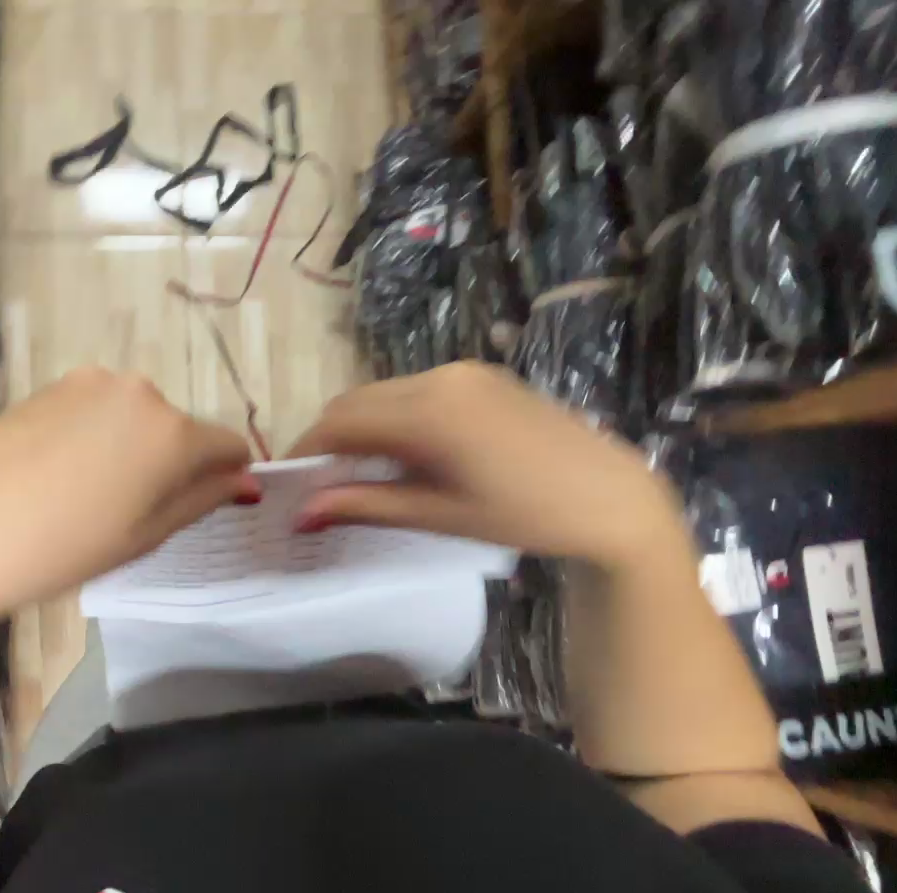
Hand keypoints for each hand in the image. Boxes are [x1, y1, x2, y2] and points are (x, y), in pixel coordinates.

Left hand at [0, 368, 254, 636]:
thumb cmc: (58, 550)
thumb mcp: (144, 536)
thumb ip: (203, 500)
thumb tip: (247, 481)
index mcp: (172, 431)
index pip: (229, 446)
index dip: (225, 479)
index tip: (198, 511)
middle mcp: (138, 390)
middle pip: (182, 430)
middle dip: (174, 466)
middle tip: (131, 517)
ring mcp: (89, 382)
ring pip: (138, 420)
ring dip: (134, 452)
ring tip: (87, 500)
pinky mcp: (49, 386)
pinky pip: (99, 413)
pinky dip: (98, 441)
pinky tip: (59, 479)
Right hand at [289, 362, 684, 568]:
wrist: (608, 497)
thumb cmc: (523, 515)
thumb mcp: (438, 515)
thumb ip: (365, 506)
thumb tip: (302, 513)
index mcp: (428, 412)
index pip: (340, 422)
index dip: (306, 451)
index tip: (287, 484)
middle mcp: (440, 378)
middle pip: (357, 401)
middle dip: (329, 440)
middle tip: (319, 486)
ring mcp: (464, 373)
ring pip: (384, 394)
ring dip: (360, 429)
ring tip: (359, 475)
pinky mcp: (482, 377)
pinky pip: (415, 392)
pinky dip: (393, 419)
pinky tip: (402, 455)